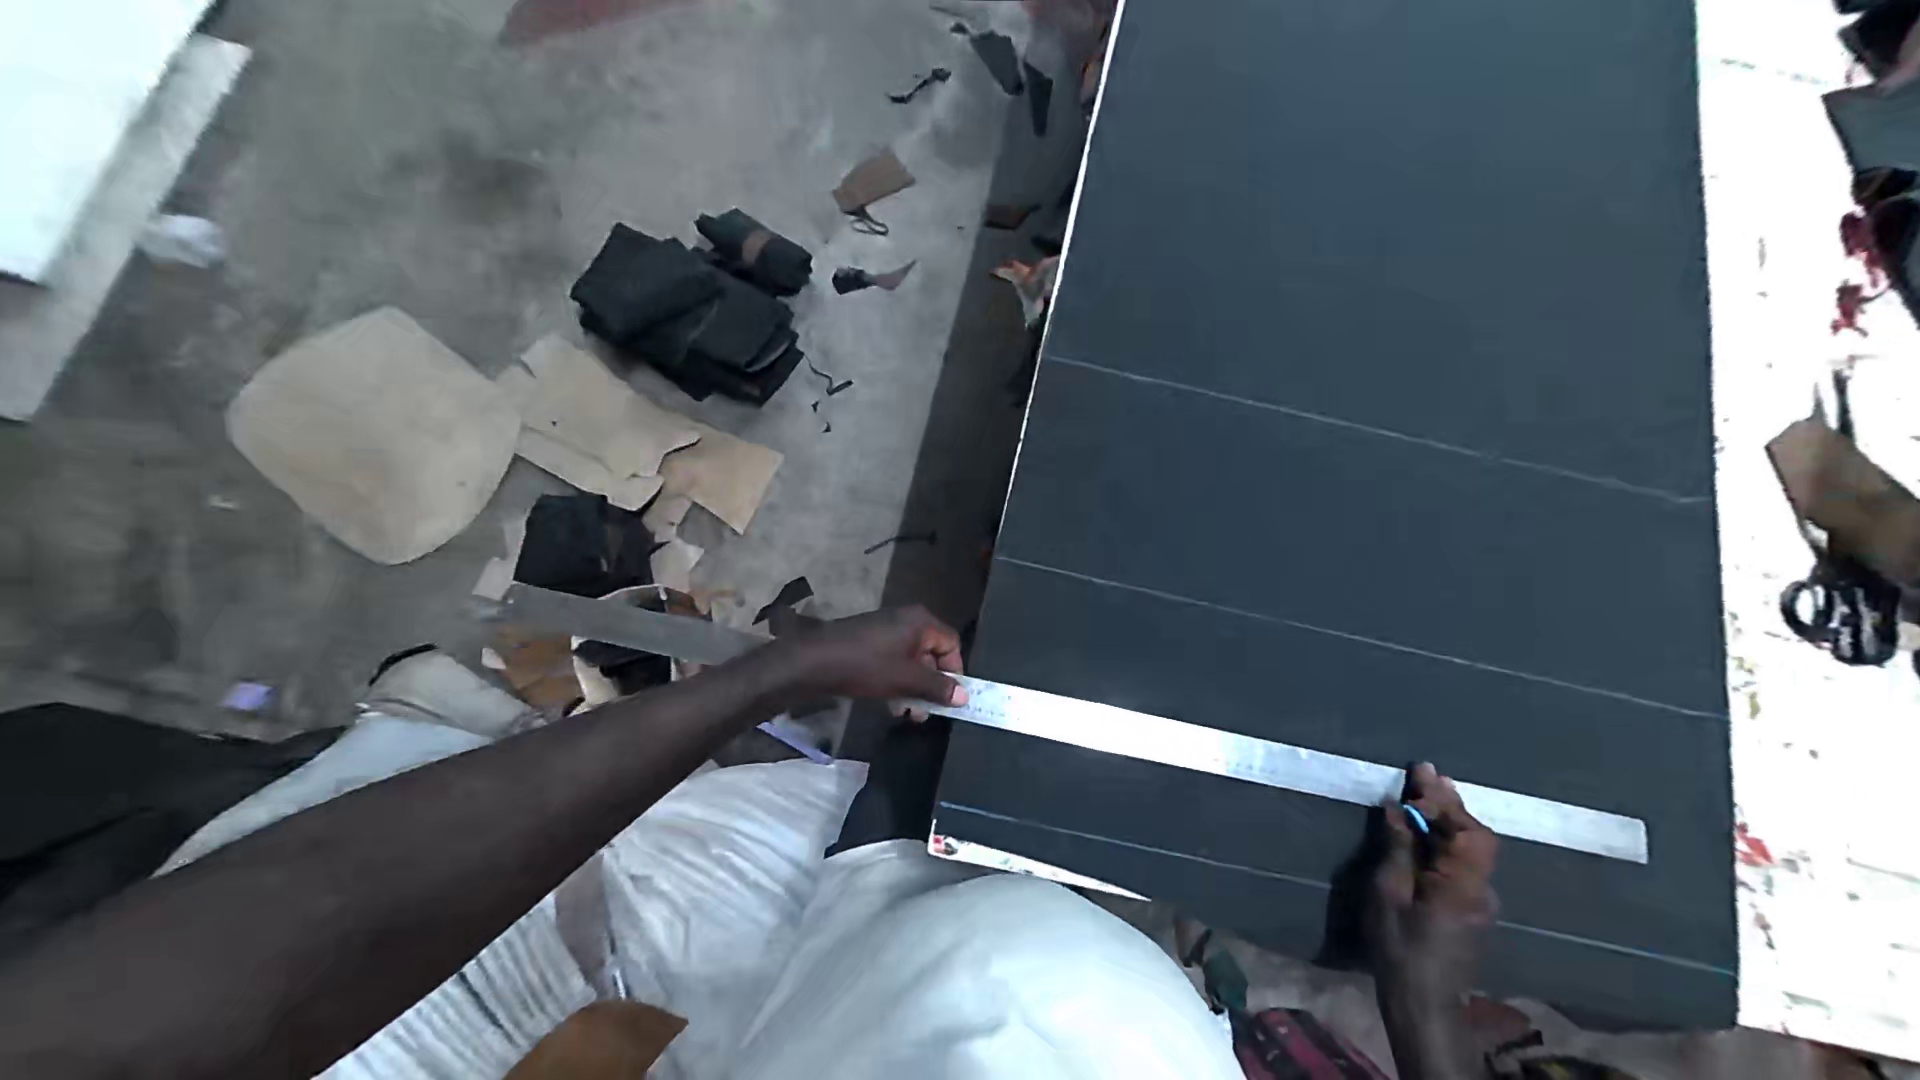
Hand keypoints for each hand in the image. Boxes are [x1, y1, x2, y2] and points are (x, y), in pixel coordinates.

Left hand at [774, 606, 966, 715]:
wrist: (814, 661)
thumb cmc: (867, 666)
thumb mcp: (906, 680)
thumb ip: (937, 688)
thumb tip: (963, 696)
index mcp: (920, 622)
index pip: (952, 644)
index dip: (955, 671)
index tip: (949, 698)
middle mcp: (907, 620)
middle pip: (932, 653)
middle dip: (931, 685)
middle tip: (925, 712)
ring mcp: (886, 629)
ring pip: (912, 661)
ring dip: (913, 688)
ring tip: (905, 713)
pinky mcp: (870, 640)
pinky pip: (894, 660)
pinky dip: (897, 680)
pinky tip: (889, 703)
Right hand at [1370, 763, 1498, 1079]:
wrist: (1422, 1001)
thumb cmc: (1399, 945)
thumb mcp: (1388, 893)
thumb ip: (1397, 849)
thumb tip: (1399, 810)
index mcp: (1463, 886)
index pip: (1471, 833)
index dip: (1447, 803)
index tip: (1421, 776)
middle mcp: (1482, 890)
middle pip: (1476, 837)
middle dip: (1448, 804)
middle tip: (1422, 773)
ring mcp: (1480, 902)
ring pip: (1471, 849)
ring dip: (1448, 819)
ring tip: (1423, 792)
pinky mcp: (1471, 909)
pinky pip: (1463, 863)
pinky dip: (1446, 839)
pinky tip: (1426, 831)